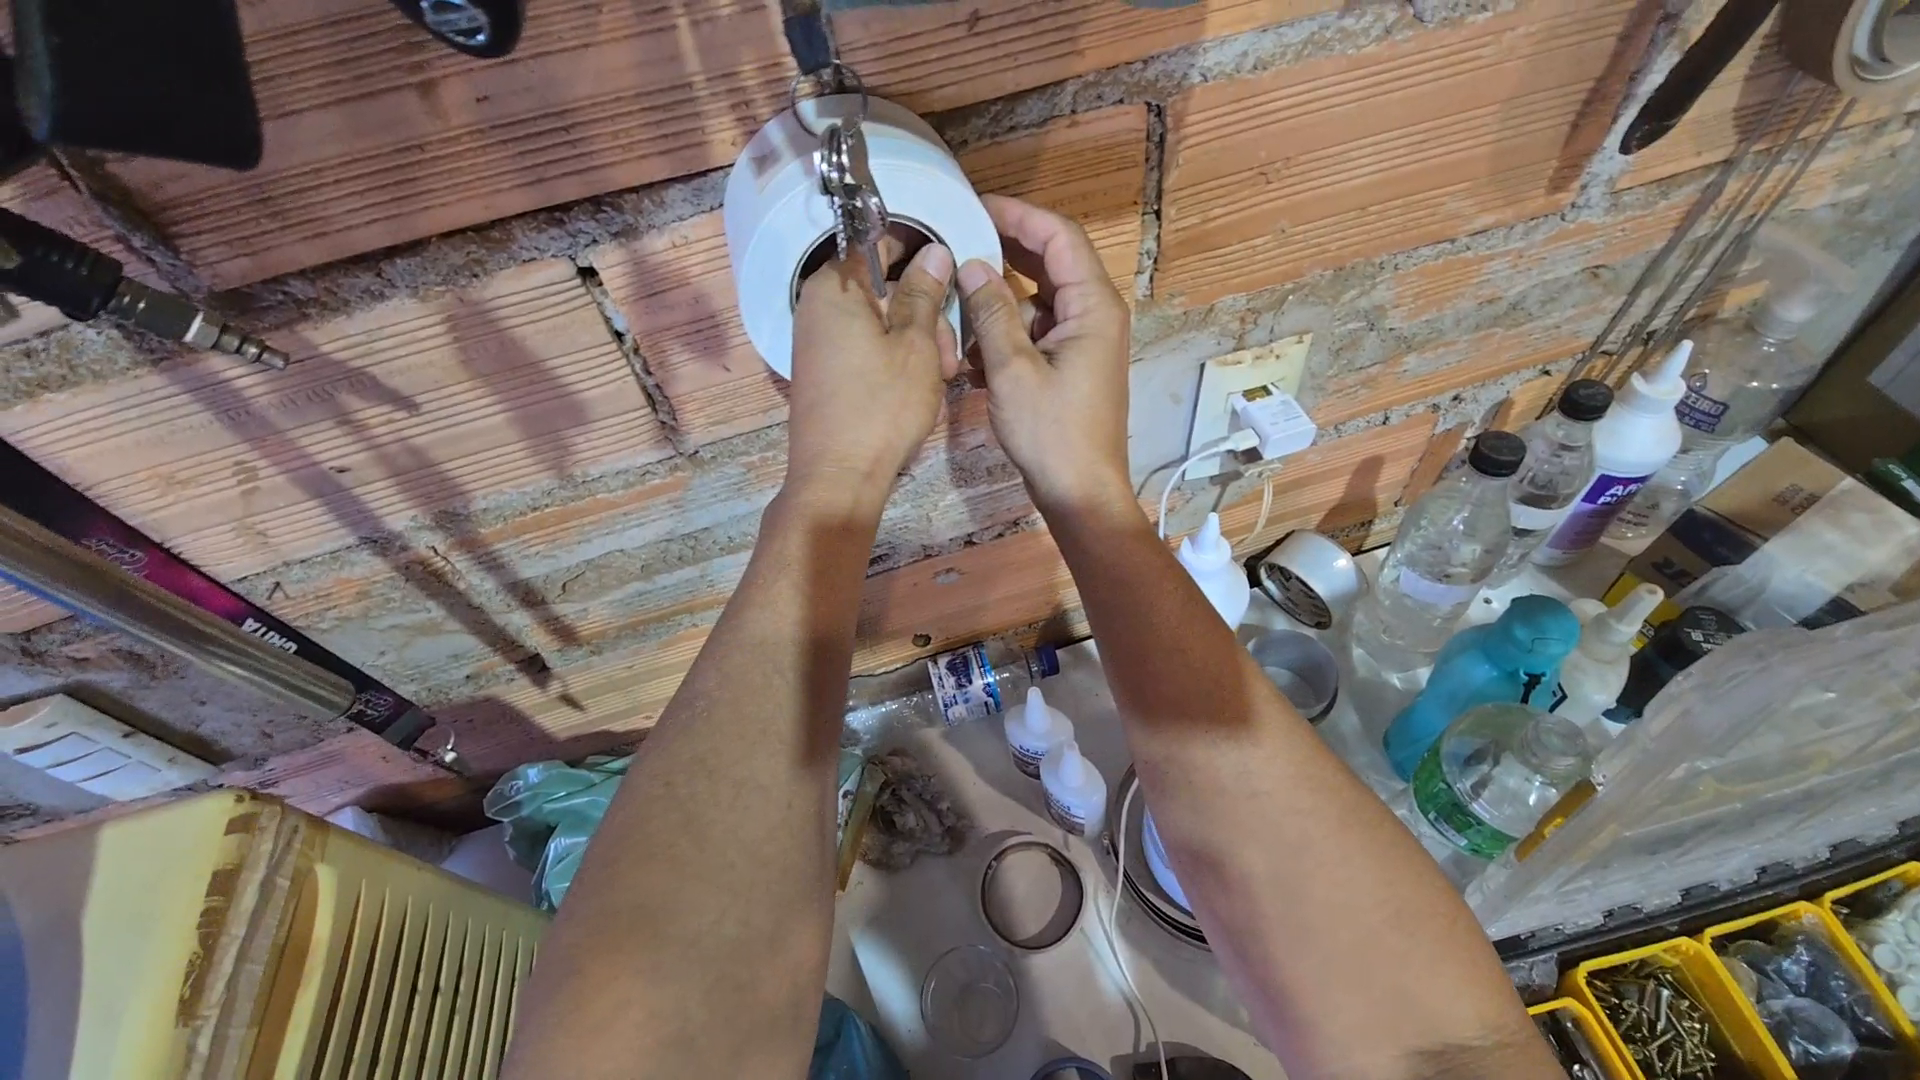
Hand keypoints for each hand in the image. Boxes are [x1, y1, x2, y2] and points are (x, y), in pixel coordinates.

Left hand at [785, 241, 958, 515]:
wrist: (839, 477)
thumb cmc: (882, 406)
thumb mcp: (916, 345)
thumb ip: (924, 293)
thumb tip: (934, 251)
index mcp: (836, 286)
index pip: (878, 240)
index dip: (920, 247)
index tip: (953, 268)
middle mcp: (819, 306)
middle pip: (882, 285)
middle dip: (924, 309)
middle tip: (950, 347)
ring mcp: (820, 341)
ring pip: (880, 320)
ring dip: (917, 338)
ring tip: (942, 373)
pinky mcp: (827, 371)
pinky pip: (867, 346)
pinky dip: (896, 357)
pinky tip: (922, 383)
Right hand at [958, 194, 1133, 518]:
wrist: (1080, 492)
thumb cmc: (1051, 433)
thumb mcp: (1012, 370)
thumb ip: (991, 313)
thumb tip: (971, 265)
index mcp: (1093, 306)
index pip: (1059, 237)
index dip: (1018, 215)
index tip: (975, 205)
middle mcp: (1095, 315)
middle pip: (1051, 263)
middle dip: (1005, 252)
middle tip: (958, 240)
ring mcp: (1085, 341)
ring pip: (1039, 300)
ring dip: (1000, 300)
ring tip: (957, 299)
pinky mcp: (1072, 365)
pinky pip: (1037, 331)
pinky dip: (1007, 331)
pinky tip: (972, 346)